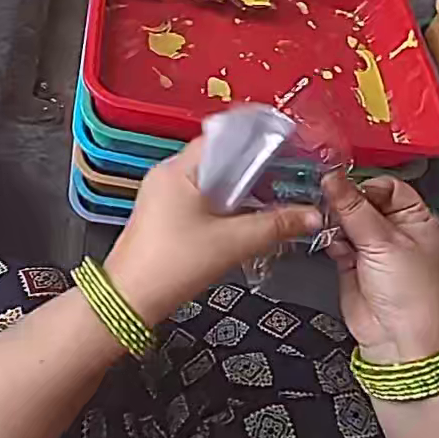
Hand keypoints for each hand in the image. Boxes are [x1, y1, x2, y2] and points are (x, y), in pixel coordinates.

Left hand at [103, 139, 320, 323]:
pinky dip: (222, 204)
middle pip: (218, 159)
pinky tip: (240, 220)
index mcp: (178, 170)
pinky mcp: (163, 214)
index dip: (256, 139)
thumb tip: (309, 216)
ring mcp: (162, 195)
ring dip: (238, 190)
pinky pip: (199, 198)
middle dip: (251, 169)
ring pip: (210, 180)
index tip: (283, 145)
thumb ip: (275, 226)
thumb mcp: (232, 243)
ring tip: (267, 201)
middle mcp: (167, 175)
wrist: (129, 300)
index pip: (223, 137)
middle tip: (282, 178)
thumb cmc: (170, 266)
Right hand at [320, 172, 438, 363]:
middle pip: (363, 201)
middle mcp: (394, 230)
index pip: (388, 186)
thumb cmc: (411, 295)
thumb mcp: (383, 242)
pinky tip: (330, 242)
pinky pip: (335, 239)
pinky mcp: (351, 262)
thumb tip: (333, 177)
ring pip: (345, 220)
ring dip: (334, 221)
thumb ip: (353, 208)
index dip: (365, 185)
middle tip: (328, 201)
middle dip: (345, 202)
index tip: (344, 188)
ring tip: (329, 225)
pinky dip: (329, 239)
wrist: (397, 342)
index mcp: (416, 219)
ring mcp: (372, 246)